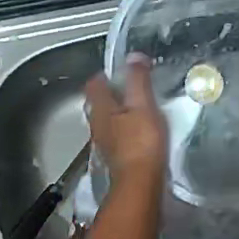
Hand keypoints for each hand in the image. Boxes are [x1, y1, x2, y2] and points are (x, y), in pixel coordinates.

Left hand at [83, 57, 164, 186]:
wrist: (140, 183)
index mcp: (100, 108)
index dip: (106, 75)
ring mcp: (103, 143)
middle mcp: (96, 125)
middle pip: (99, 103)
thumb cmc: (141, 141)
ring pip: (106, 121)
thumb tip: (134, 55)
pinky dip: (125, 130)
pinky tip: (140, 133)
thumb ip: (138, 80)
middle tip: (132, 89)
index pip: (94, 84)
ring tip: (139, 110)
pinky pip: (116, 136)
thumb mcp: (143, 105)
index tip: (123, 72)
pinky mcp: (114, 158)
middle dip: (113, 94)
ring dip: (119, 113)